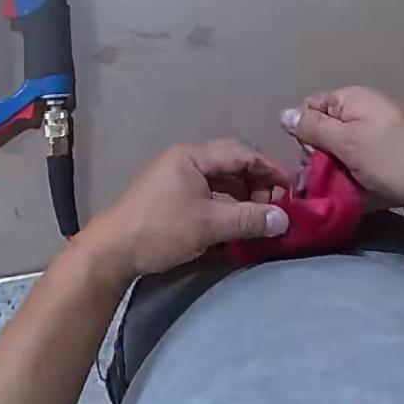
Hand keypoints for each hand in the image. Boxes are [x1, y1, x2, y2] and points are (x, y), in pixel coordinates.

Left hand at [80, 141, 292, 279]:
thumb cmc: (160, 229)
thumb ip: (249, 219)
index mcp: (192, 156)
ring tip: (260, 218)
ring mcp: (176, 177)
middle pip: (232, 164)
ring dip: (243, 197)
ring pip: (221, 181)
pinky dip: (226, 206)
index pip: (242, 153)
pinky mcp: (171, 196)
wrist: (111, 251)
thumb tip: (285, 219)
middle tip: (277, 207)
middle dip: (258, 184)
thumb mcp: (208, 225)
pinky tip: (237, 223)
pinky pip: (208, 193)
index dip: (270, 169)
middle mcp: (185, 160)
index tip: (293, 189)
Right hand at [281, 87, 403, 209]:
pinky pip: (365, 164)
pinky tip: (364, 196)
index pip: (309, 108)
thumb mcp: (347, 142)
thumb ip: (313, 128)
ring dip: (339, 173)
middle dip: (320, 158)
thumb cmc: (397, 158)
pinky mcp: (395, 154)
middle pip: (326, 132)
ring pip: (344, 153)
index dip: (303, 133)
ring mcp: (381, 132)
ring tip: (344, 194)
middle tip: (324, 183)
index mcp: (350, 99)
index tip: (308, 159)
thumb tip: (284, 114)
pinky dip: (361, 179)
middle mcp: (364, 110)